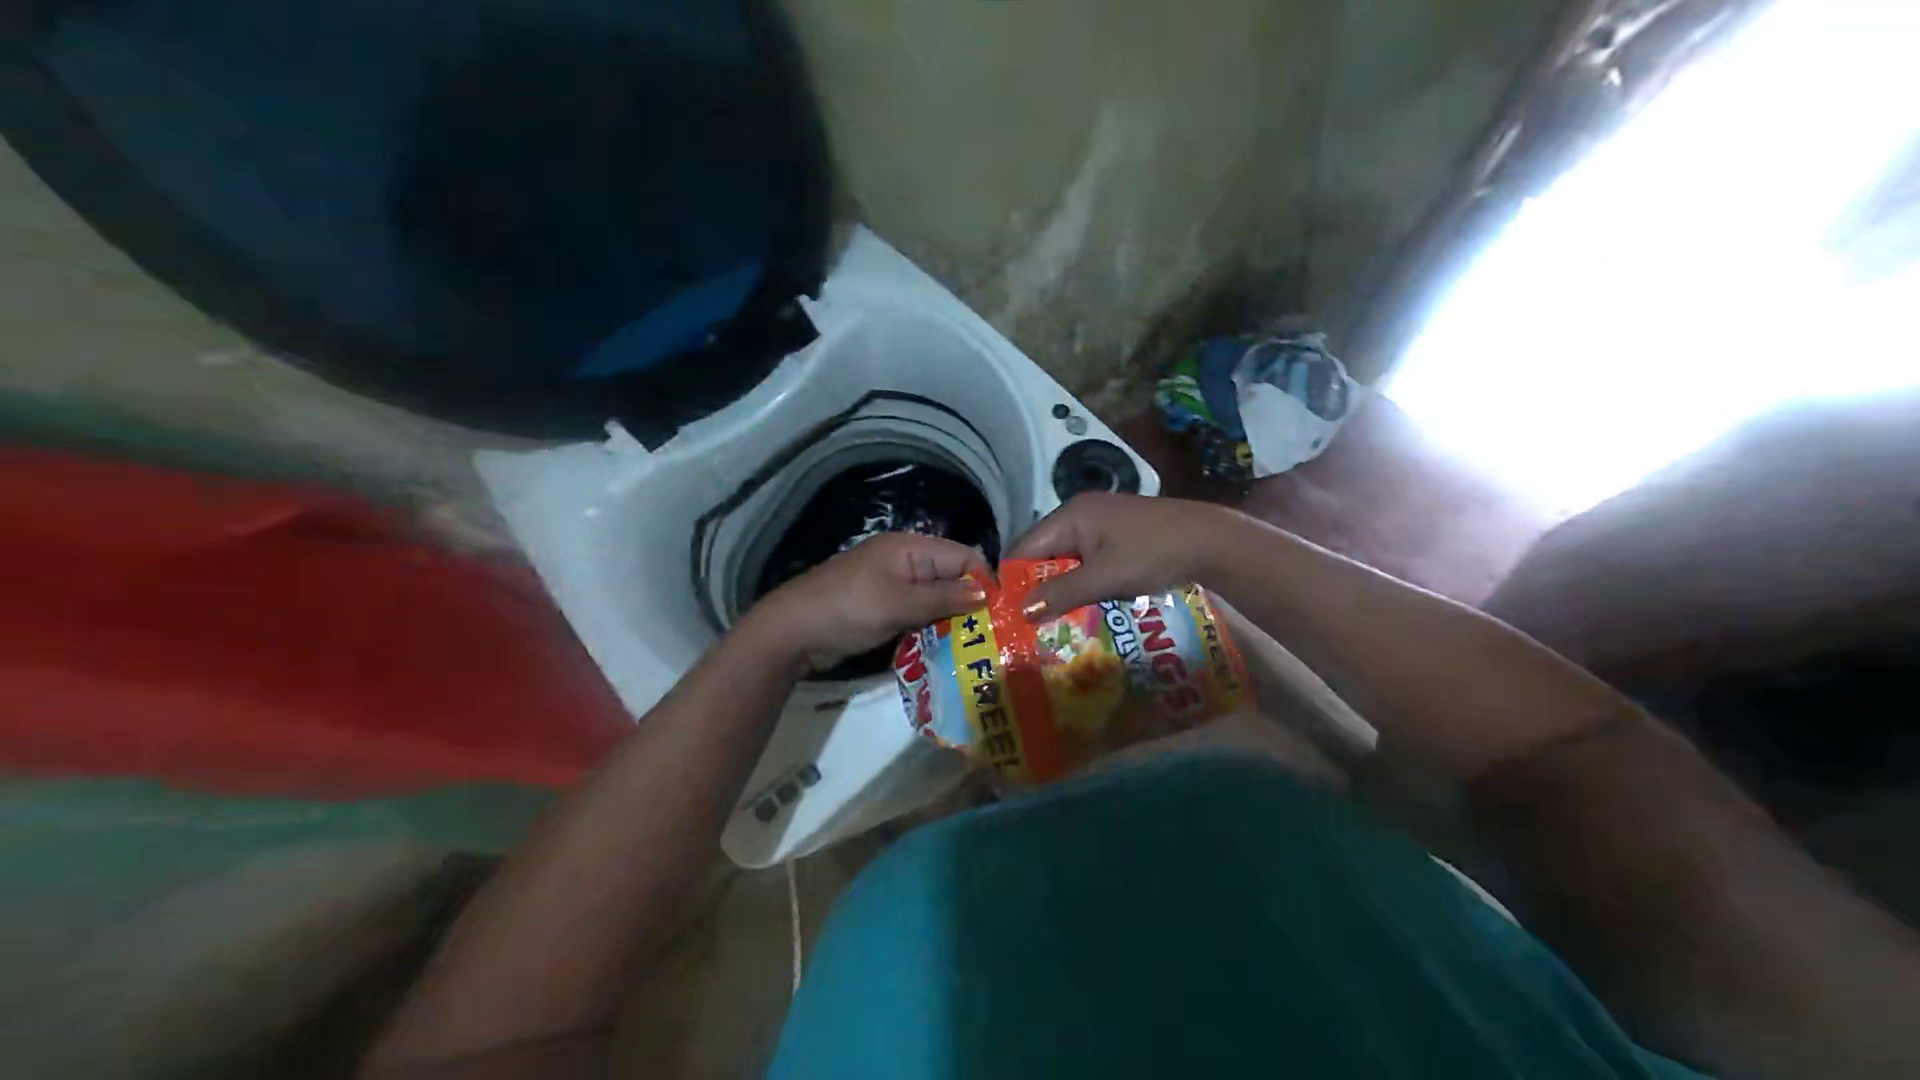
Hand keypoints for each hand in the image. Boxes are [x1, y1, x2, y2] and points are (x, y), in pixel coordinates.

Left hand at [740, 533, 990, 672]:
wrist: (792, 632)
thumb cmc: (848, 610)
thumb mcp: (900, 604)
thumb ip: (944, 599)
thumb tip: (987, 593)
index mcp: (909, 547)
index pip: (962, 556)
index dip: (983, 580)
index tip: (1001, 613)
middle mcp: (905, 561)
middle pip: (950, 576)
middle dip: (969, 602)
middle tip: (990, 634)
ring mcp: (893, 585)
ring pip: (936, 597)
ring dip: (950, 618)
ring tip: (973, 645)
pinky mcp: (884, 606)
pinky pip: (918, 611)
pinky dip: (930, 626)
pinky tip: (944, 647)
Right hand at [1006, 493, 1234, 619]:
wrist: (1210, 540)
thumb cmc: (1152, 554)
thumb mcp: (1104, 578)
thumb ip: (1062, 593)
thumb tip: (1021, 611)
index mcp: (1070, 516)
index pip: (1023, 548)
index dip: (1013, 579)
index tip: (1007, 611)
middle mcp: (1078, 513)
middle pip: (1042, 552)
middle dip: (1037, 585)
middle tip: (1030, 620)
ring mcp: (1099, 521)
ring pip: (1065, 557)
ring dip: (1061, 585)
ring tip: (1054, 617)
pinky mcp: (1116, 533)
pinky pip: (1085, 557)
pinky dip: (1081, 578)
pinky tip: (1085, 601)